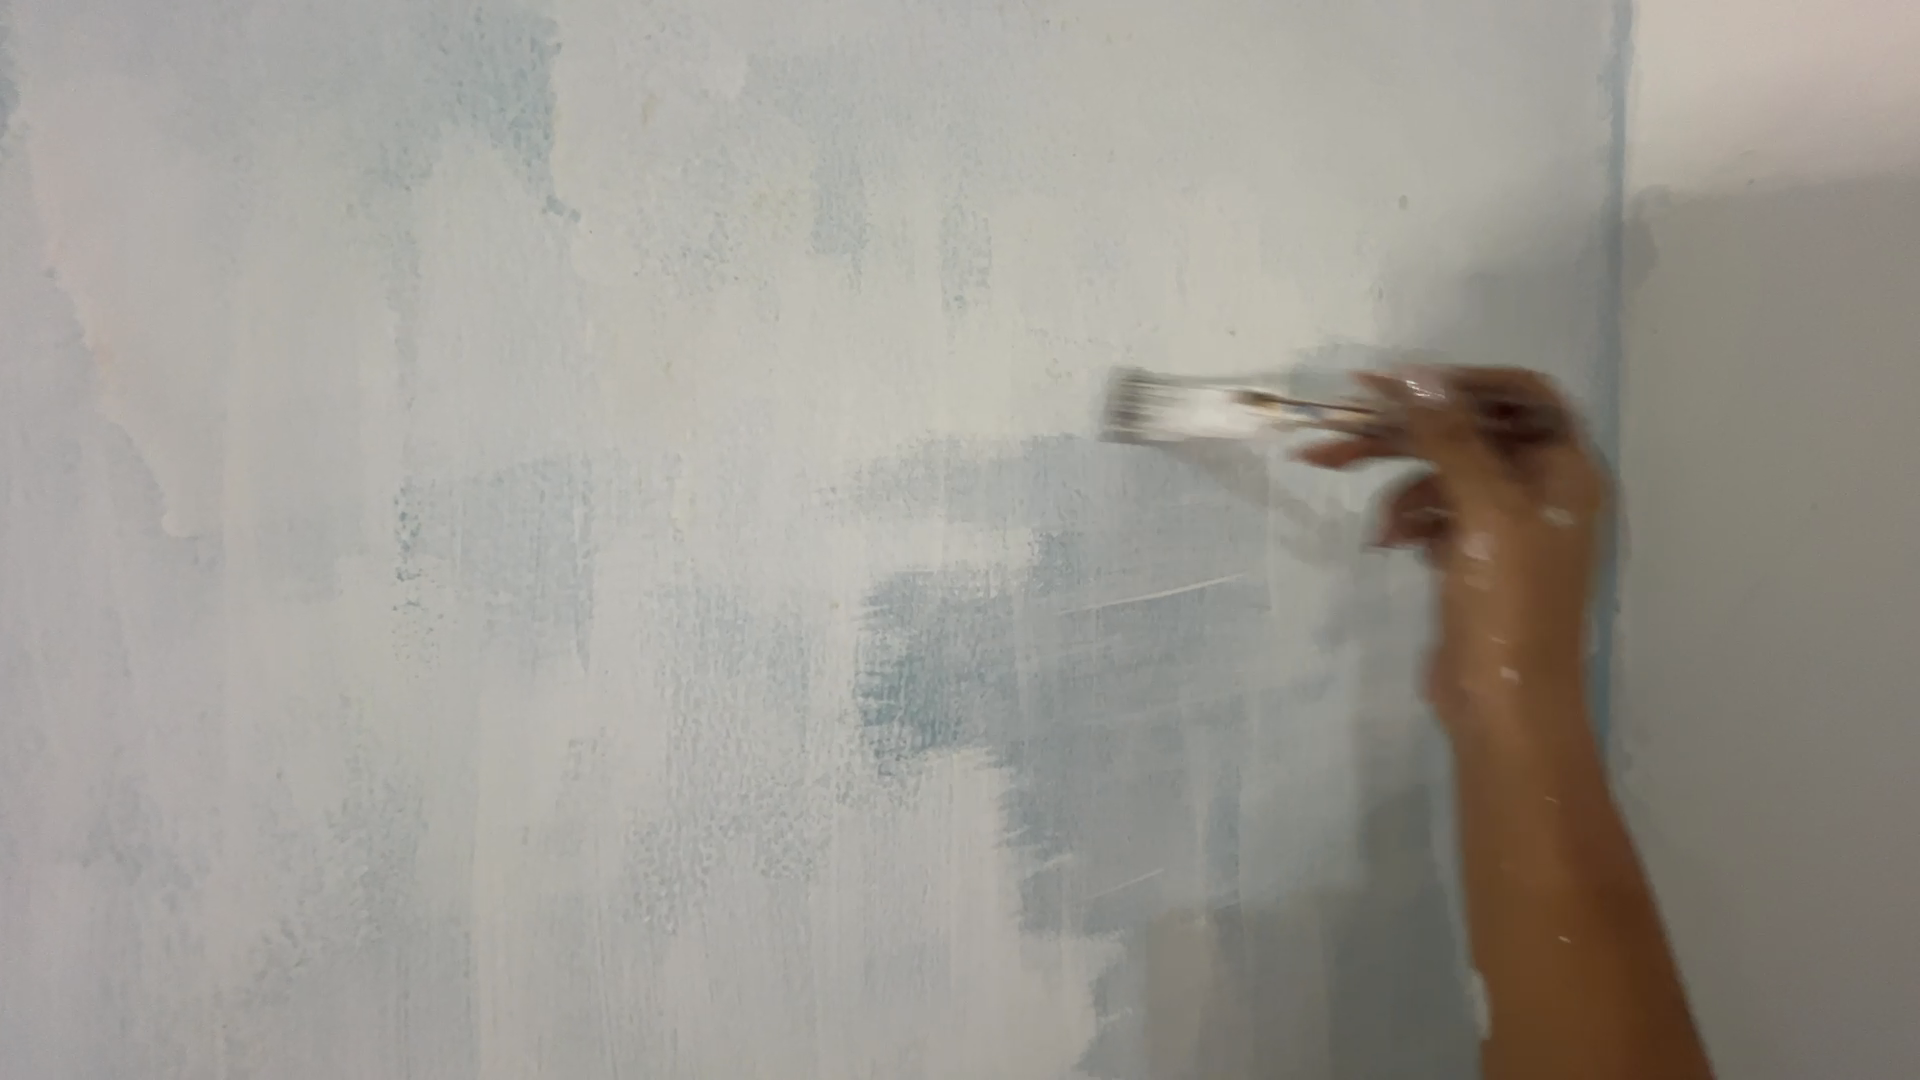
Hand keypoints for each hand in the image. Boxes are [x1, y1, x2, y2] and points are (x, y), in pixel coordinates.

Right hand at [1293, 366, 1608, 735]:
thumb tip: (1413, 376)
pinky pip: (1428, 514)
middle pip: (1461, 436)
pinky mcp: (1468, 551)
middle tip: (1331, 440)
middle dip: (1398, 440)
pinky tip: (1391, 547)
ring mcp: (1500, 522)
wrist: (1501, 698)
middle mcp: (1536, 487)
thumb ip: (1449, 439)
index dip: (1453, 383)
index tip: (1387, 387)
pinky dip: (1405, 524)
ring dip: (1398, 496)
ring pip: (1436, 477)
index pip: (1515, 395)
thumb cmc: (1508, 604)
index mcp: (1562, 469)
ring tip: (1379, 535)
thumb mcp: (1482, 512)